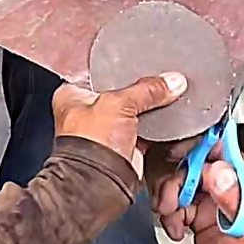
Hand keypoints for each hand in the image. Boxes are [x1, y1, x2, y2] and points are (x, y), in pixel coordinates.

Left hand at [52, 72, 186, 175]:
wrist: (101, 183)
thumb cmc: (90, 145)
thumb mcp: (118, 104)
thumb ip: (146, 90)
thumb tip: (171, 82)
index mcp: (72, 94)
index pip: (100, 70)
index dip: (121, 65)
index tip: (141, 60)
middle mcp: (86, 110)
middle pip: (121, 91)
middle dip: (140, 89)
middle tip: (160, 79)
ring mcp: (106, 129)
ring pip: (135, 110)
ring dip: (150, 108)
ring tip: (168, 95)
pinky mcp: (123, 145)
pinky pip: (145, 129)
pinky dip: (157, 125)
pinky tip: (169, 116)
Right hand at [152, 144, 243, 243]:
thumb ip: (237, 207)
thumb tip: (222, 173)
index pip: (229, 153)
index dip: (204, 153)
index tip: (184, 163)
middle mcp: (235, 192)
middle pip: (200, 164)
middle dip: (180, 180)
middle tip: (172, 201)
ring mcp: (217, 203)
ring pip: (186, 181)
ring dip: (171, 198)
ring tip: (172, 218)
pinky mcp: (201, 215)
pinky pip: (179, 200)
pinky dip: (170, 212)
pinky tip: (176, 229)